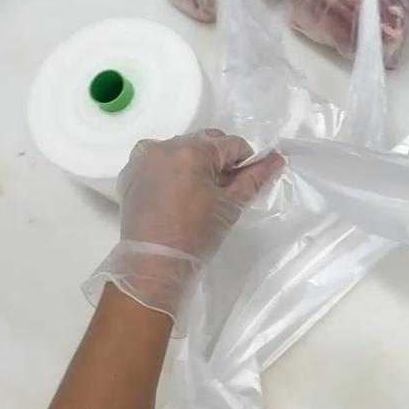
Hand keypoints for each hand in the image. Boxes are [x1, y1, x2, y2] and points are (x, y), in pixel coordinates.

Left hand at [82, 130, 283, 322]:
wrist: (153, 267)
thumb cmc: (196, 237)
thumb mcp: (231, 206)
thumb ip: (254, 177)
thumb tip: (278, 158)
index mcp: (191, 152)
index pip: (231, 144)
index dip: (244, 162)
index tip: (243, 183)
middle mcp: (164, 146)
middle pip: (205, 142)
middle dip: (219, 161)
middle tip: (223, 189)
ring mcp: (143, 158)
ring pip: (182, 148)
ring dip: (195, 163)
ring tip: (198, 193)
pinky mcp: (130, 173)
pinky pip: (159, 159)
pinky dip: (172, 169)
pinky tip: (176, 194)